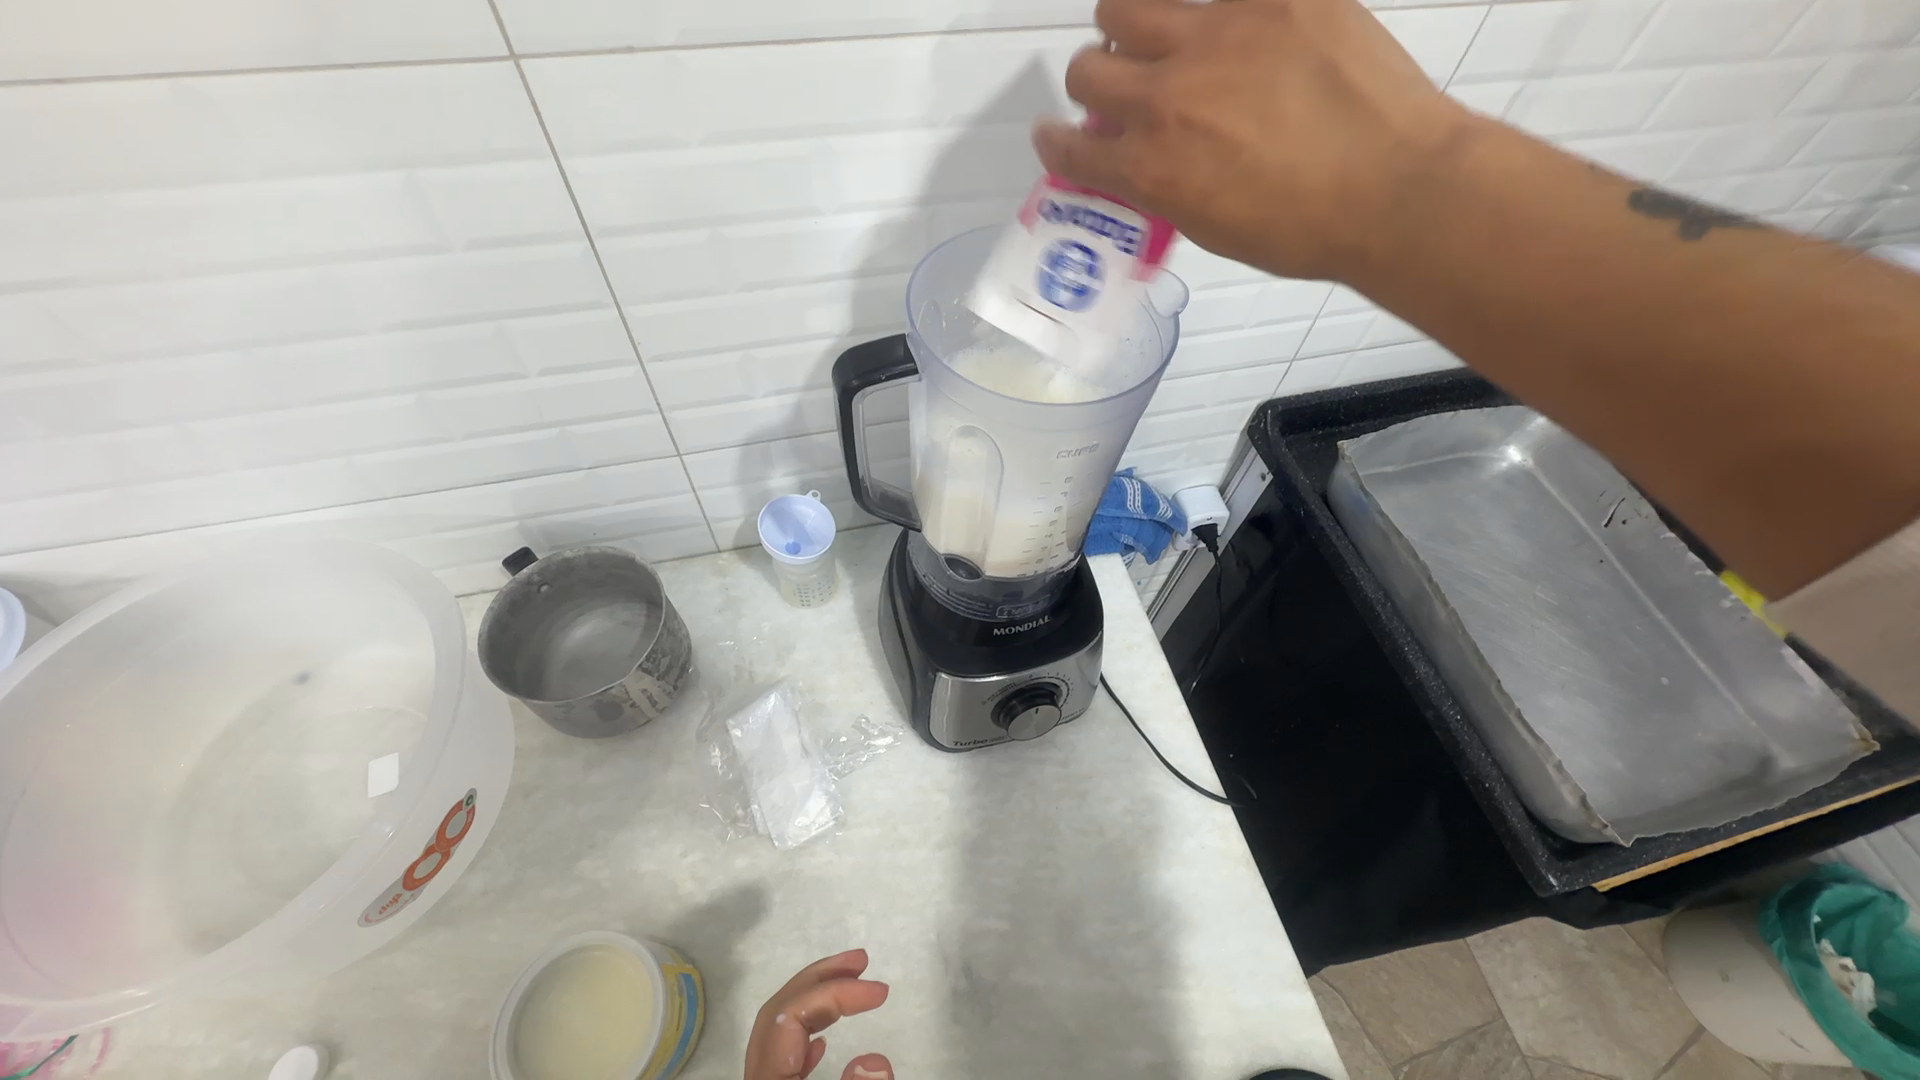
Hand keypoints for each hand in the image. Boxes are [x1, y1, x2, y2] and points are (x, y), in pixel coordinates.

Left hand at [745, 949, 893, 1079]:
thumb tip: (876, 1059)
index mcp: (767, 1077)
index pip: (791, 1014)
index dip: (836, 992)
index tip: (880, 991)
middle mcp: (759, 1073)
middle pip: (780, 1011)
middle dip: (821, 979)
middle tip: (861, 961)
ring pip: (780, 1031)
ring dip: (815, 1003)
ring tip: (852, 987)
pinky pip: (782, 1057)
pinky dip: (805, 1037)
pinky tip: (824, 1041)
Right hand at [1033, 0, 1476, 280]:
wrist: (1394, 190)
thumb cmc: (1302, 230)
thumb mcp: (1208, 226)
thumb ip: (1160, 185)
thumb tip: (1143, 159)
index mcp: (1148, 167)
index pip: (1070, 146)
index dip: (1056, 142)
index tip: (1056, 136)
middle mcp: (1165, 97)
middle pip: (1086, 66)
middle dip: (1095, 82)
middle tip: (1125, 88)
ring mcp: (1216, 34)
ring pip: (1125, 5)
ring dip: (1129, 26)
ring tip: (1163, 38)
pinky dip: (1211, 10)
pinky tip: (1235, 25)